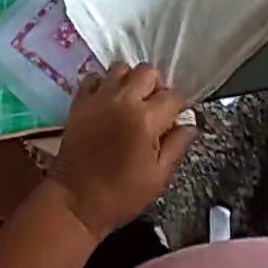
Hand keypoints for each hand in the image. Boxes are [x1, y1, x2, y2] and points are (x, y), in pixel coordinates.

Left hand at [49, 63, 195, 238]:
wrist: (77, 200)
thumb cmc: (122, 193)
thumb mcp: (159, 176)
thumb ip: (177, 146)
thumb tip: (190, 125)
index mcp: (146, 119)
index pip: (173, 96)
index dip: (178, 107)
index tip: (174, 119)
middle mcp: (123, 99)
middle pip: (147, 71)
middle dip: (156, 86)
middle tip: (153, 108)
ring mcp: (99, 97)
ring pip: (121, 67)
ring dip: (129, 80)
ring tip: (129, 101)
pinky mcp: (80, 100)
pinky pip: (94, 77)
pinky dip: (102, 84)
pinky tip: (106, 101)